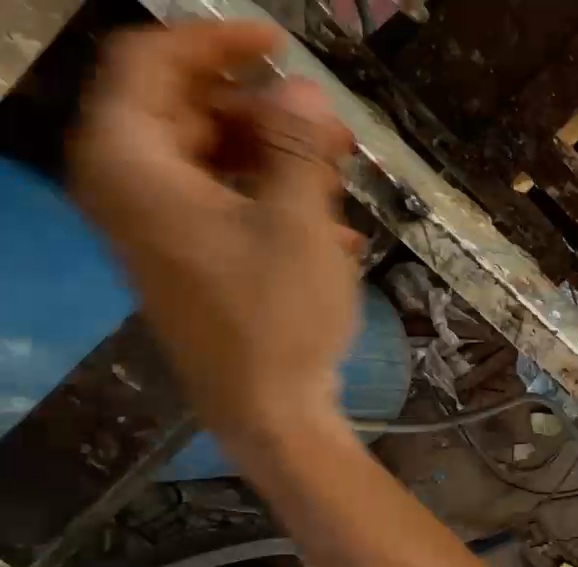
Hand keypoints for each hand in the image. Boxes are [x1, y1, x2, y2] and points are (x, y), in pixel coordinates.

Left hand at [69, 21, 360, 439]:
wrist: (264, 402)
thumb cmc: (277, 314)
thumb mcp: (299, 225)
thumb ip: (300, 152)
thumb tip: (308, 92)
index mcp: (133, 160)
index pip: (152, 63)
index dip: (216, 42)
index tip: (281, 41)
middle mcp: (127, 179)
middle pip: (180, 108)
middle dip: (258, 107)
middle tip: (330, 123)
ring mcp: (153, 219)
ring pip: (206, 155)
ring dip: (273, 154)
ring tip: (338, 171)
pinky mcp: (184, 251)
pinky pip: (219, 197)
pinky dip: (269, 194)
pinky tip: (329, 222)